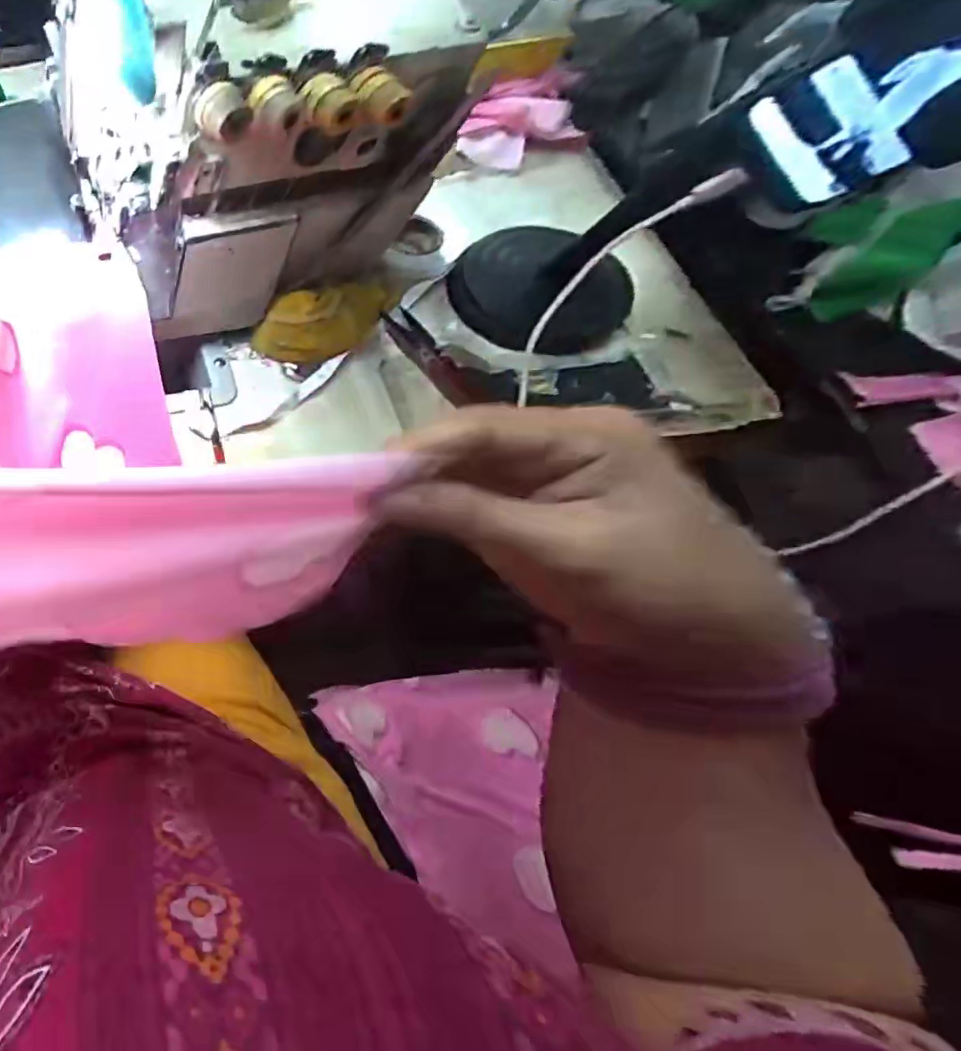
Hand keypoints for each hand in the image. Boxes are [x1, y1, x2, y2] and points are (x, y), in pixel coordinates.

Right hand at [373, 406, 818, 680]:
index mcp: (583, 434)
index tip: (359, 478)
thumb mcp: (558, 550)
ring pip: (458, 464)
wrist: (715, 644)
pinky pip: (465, 490)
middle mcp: (558, 438)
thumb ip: (467, 514)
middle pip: (462, 439)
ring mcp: (541, 469)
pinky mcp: (527, 501)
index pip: (478, 426)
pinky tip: (397, 513)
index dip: (414, 449)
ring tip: (365, 504)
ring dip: (412, 484)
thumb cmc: (654, 588)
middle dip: (407, 465)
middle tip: (354, 494)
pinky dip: (429, 502)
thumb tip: (380, 497)